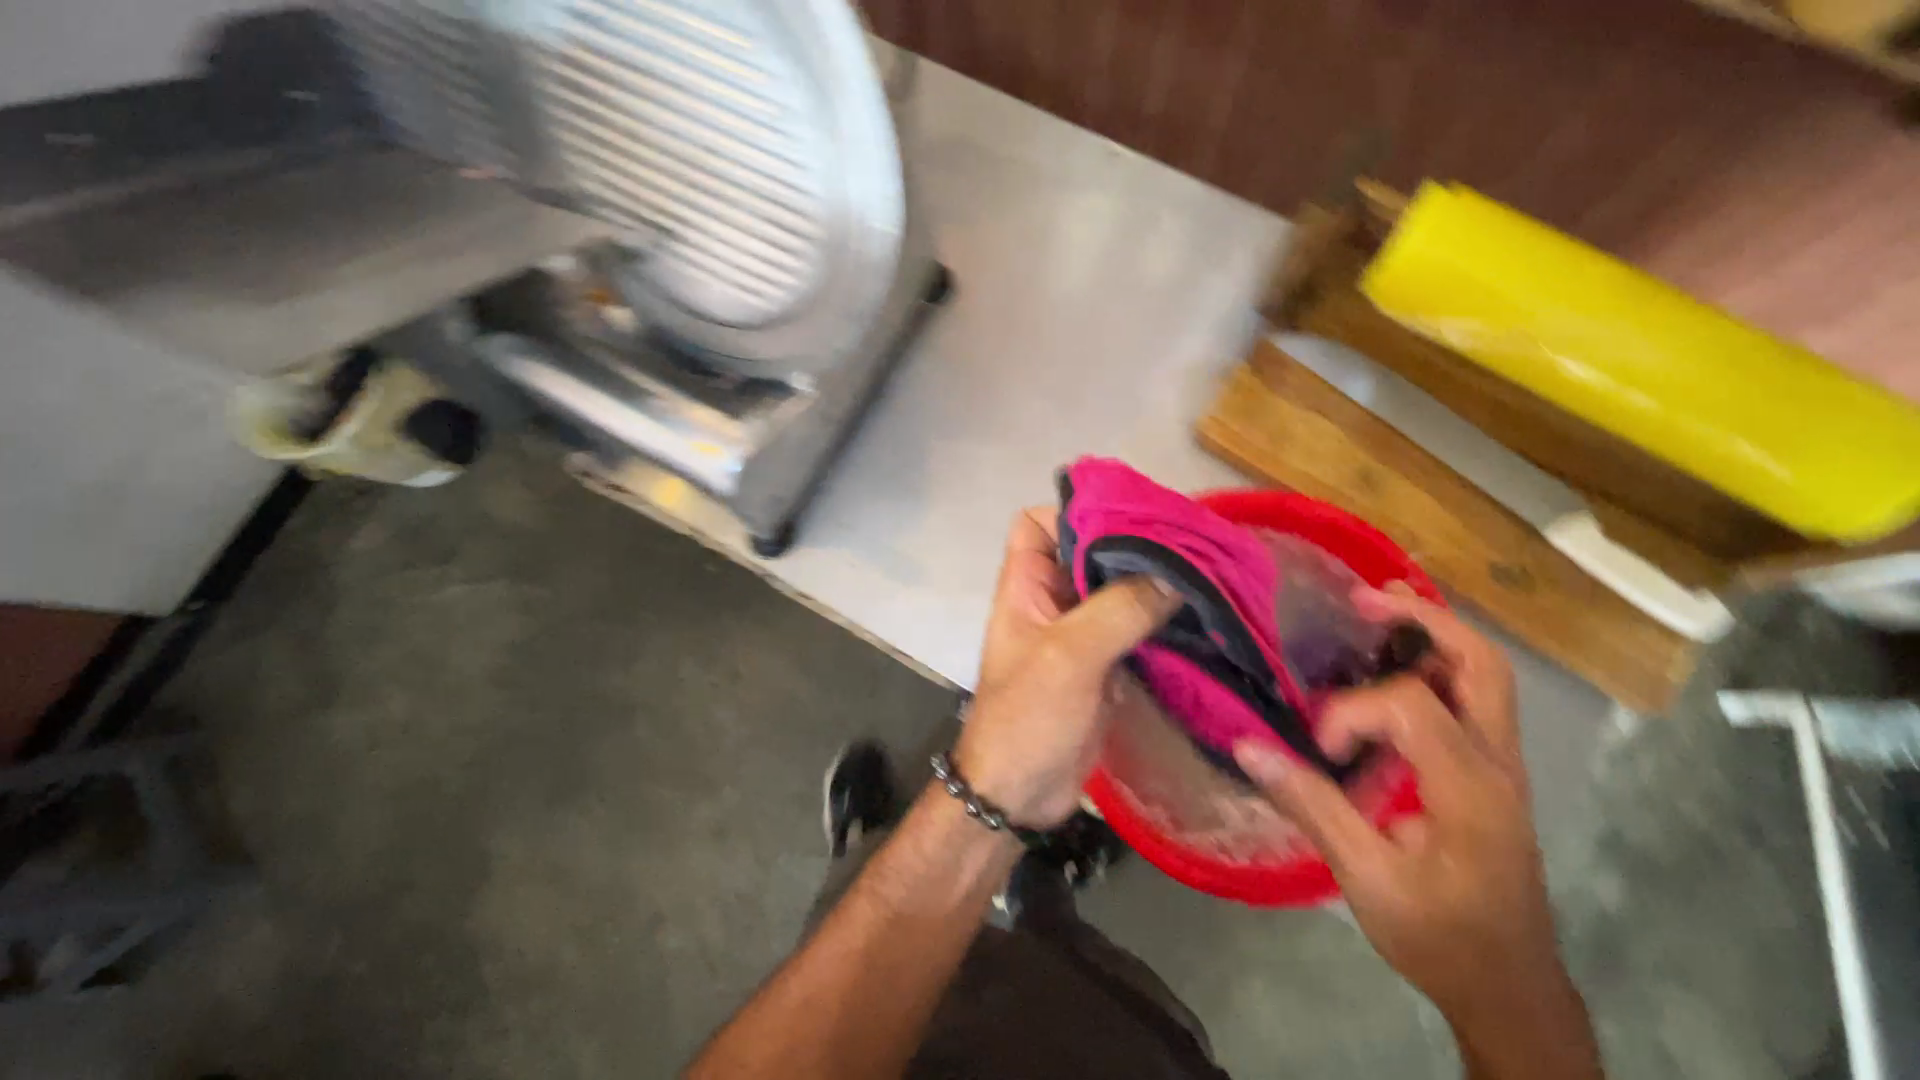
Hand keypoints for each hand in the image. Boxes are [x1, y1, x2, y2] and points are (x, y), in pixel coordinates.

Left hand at [953, 508, 1181, 827]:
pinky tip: (1205, 614)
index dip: (1079, 510)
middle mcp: (1052, 600)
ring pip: (1119, 588)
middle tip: (1195, 539)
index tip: (1135, 514)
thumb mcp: (1069, 656)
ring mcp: (1081, 632)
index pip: (1041, 522)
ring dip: (1157, 581)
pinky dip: (1166, 617)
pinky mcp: (1106, 663)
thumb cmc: (1029, 718)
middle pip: (1091, 551)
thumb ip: (1120, 608)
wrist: (1020, 795)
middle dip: (1137, 542)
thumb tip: (1178, 574)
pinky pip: (1137, 626)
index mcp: (1025, 585)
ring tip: (1211, 570)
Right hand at [1232, 586, 1584, 1034]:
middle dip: (1424, 621)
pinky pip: (1474, 702)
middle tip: (1362, 601)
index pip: (1410, 706)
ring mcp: (1503, 768)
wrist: (1510, 987)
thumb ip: (1312, 805)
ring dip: (1434, 637)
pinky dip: (1435, 670)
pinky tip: (1391, 671)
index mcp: (1469, 786)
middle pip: (1480, 663)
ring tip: (1378, 612)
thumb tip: (1248, 747)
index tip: (1319, 748)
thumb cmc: (1440, 937)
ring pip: (1486, 676)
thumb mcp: (1367, 878)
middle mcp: (1498, 763)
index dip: (1352, 712)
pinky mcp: (1493, 777)